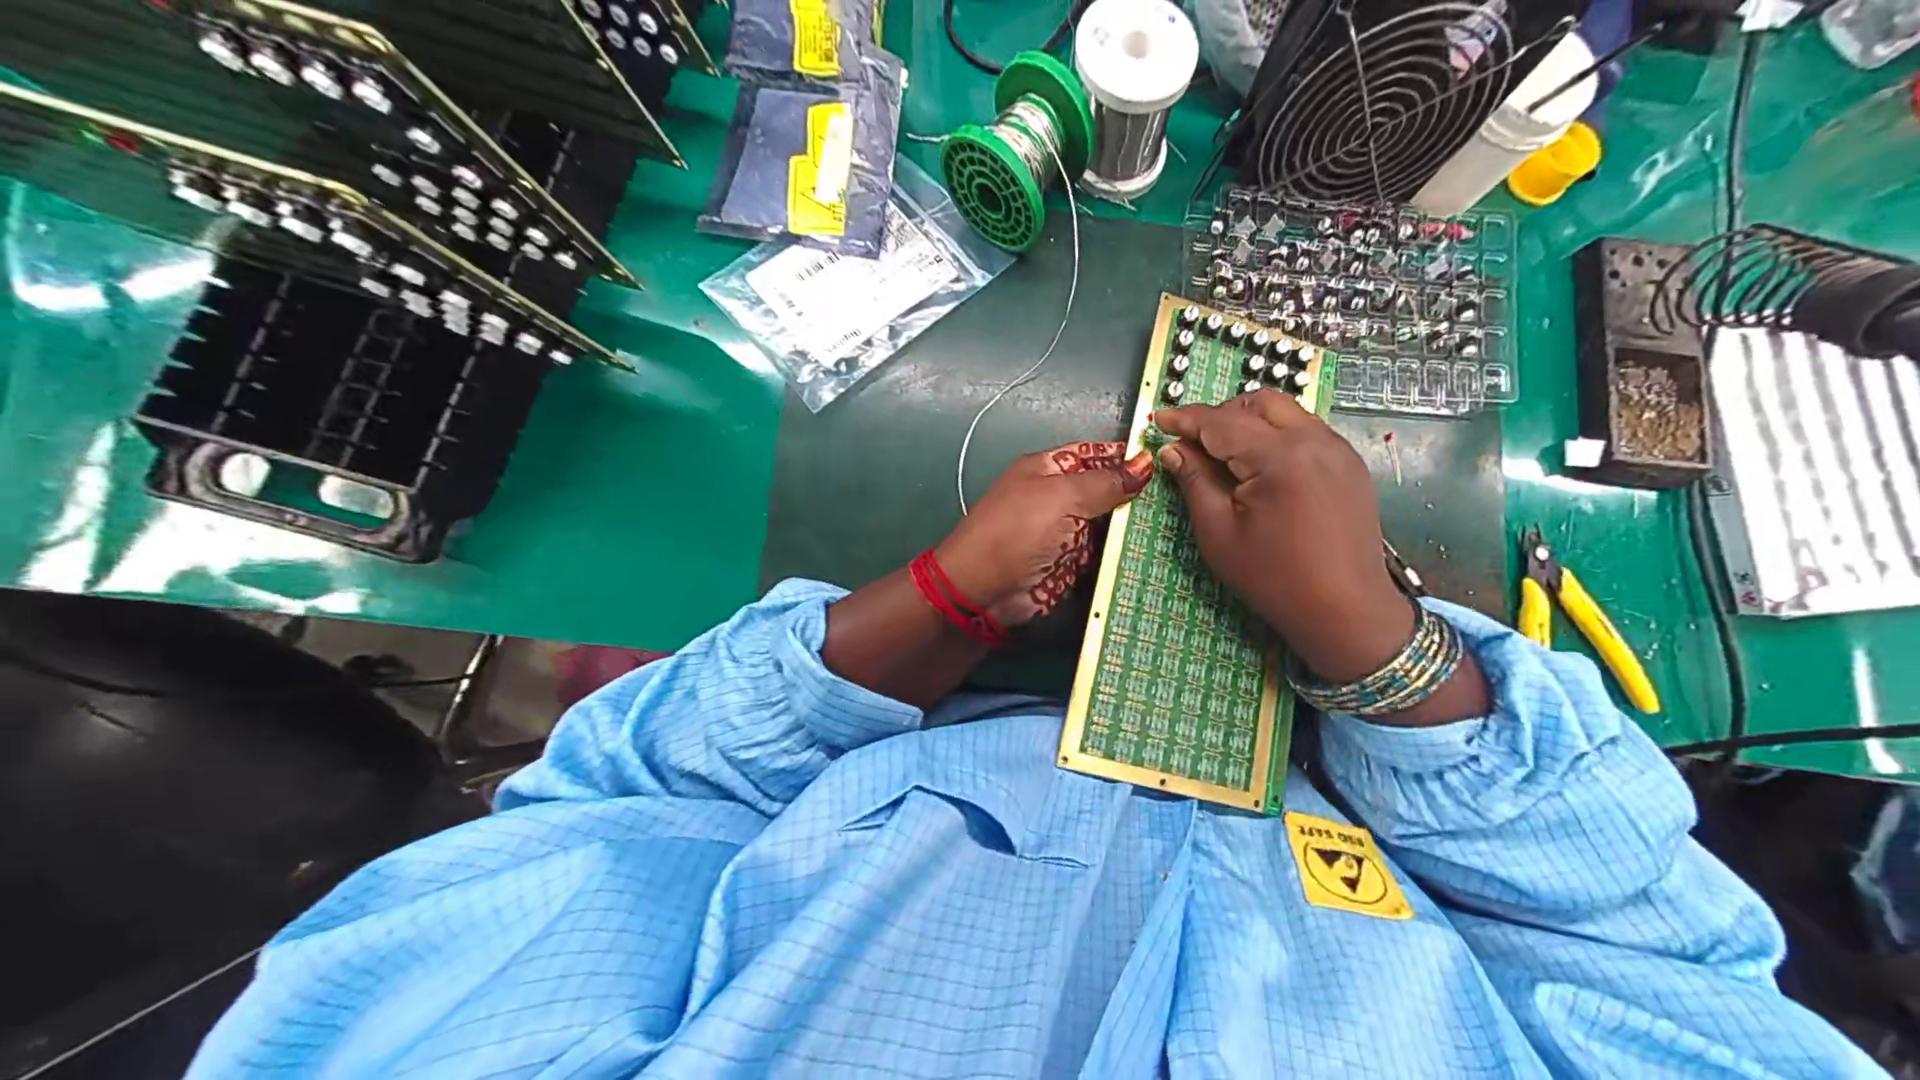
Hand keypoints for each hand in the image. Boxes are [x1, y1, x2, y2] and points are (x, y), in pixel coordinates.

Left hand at [937, 440, 1154, 629]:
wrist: (983, 590)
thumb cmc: (1018, 532)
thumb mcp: (1062, 496)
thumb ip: (1105, 482)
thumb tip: (1144, 462)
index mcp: (1048, 470)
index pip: (1094, 455)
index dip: (1125, 457)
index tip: (1166, 462)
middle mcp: (1058, 498)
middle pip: (1106, 492)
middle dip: (1136, 497)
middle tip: (1179, 499)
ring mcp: (1065, 533)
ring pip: (1108, 526)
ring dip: (1133, 529)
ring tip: (1175, 525)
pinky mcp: (1070, 564)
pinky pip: (1102, 556)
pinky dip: (1122, 556)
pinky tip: (1154, 553)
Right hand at [1153, 391, 1411, 682]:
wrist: (1345, 610)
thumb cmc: (1275, 578)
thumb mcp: (1219, 532)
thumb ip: (1195, 481)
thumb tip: (1174, 450)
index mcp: (1280, 457)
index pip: (1222, 422)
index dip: (1185, 419)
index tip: (1158, 419)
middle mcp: (1315, 441)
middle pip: (1259, 403)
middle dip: (1220, 414)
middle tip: (1192, 442)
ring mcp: (1337, 450)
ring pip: (1286, 412)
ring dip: (1249, 421)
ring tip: (1224, 454)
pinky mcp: (1349, 464)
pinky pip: (1305, 431)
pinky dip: (1275, 435)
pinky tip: (1259, 467)